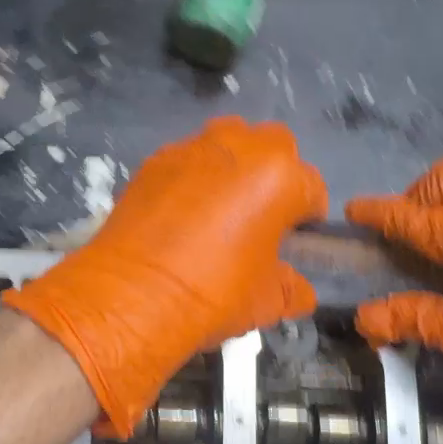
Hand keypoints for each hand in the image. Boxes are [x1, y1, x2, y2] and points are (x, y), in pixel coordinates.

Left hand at [5, 118, 327, 436]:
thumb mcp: (268, 301)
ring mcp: (191, 149)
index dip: (307, 217)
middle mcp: (238, 148)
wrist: (131, 296)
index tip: (294, 242)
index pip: (312, 187)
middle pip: (272, 147)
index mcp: (279, 176)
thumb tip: (299, 289)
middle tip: (260, 218)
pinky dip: (192, 178)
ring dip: (232, 167)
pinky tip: (180, 216)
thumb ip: (294, 287)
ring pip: (226, 142)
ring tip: (220, 211)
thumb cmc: (213, 294)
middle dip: (274, 175)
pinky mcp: (153, 161)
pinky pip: (186, 160)